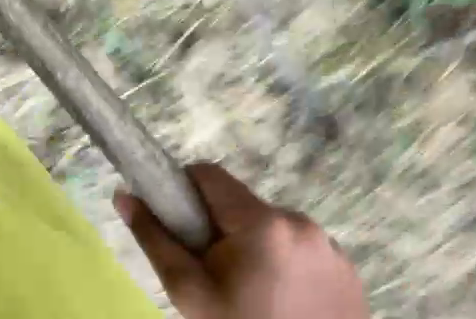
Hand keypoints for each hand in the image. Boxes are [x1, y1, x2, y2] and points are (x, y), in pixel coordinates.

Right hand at [117, 164, 368, 318]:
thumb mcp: (187, 290)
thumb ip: (153, 237)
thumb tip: (122, 195)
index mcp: (263, 223)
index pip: (207, 175)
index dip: (184, 194)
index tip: (183, 230)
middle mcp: (303, 225)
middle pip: (240, 204)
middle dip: (221, 227)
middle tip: (215, 271)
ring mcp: (334, 251)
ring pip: (271, 227)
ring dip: (255, 246)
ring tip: (252, 292)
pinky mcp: (352, 275)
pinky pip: (302, 250)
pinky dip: (285, 264)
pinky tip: (283, 301)